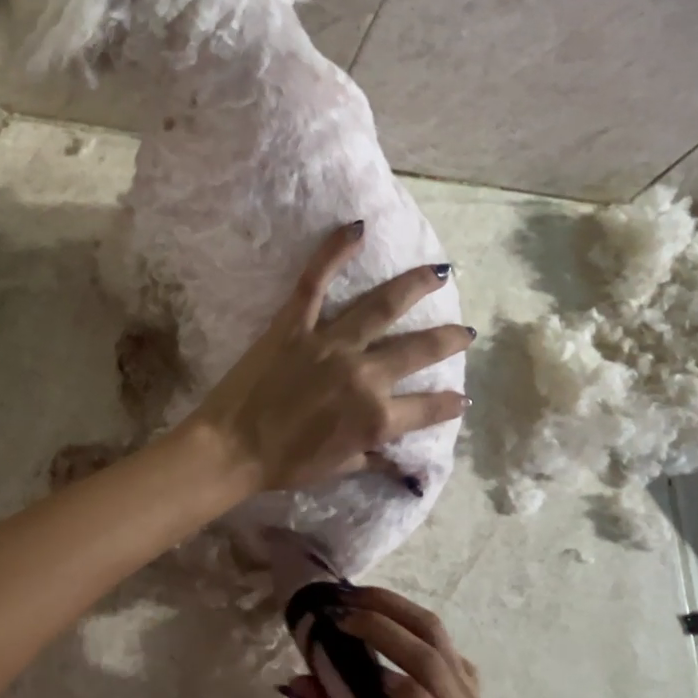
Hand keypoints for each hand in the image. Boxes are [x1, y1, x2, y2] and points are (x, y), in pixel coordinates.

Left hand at [184, 221, 471, 492]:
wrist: (232, 447)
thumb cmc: (284, 464)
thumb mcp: (339, 468)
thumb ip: (374, 457)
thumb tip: (401, 463)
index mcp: (376, 416)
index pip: (429, 408)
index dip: (449, 403)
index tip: (462, 397)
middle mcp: (363, 374)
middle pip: (418, 350)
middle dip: (448, 340)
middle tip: (465, 330)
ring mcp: (329, 344)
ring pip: (382, 306)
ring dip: (415, 286)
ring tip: (440, 272)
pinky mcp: (294, 324)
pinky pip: (316, 282)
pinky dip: (334, 252)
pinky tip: (356, 229)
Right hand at [282, 587, 489, 697]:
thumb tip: (300, 681)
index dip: (391, 681)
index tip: (355, 665)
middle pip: (426, 658)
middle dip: (380, 628)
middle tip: (340, 613)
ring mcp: (466, 684)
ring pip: (433, 632)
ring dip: (390, 606)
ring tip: (354, 595)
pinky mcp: (467, 667)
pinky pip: (437, 630)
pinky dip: (404, 612)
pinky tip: (377, 605)